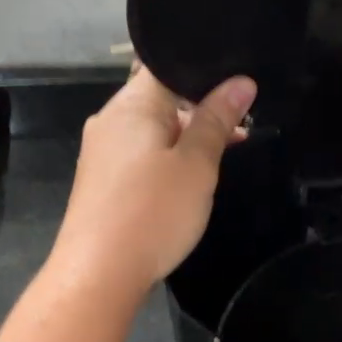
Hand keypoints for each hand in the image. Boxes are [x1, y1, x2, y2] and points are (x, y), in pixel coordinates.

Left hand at [49, 67, 256, 295]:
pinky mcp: (100, 183)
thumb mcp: (196, 164)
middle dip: (201, 112)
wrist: (98, 274)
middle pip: (161, 100)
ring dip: (186, 140)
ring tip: (221, 159)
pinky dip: (166, 162)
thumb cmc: (153, 212)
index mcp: (131, 105)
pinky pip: (139, 157)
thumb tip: (240, 82)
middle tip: (243, 131)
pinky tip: (186, 185)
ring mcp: (101, 153)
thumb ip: (217, 120)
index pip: (168, 68)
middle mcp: (110, 120)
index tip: (240, 89)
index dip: (205, 73)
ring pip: (152, 132)